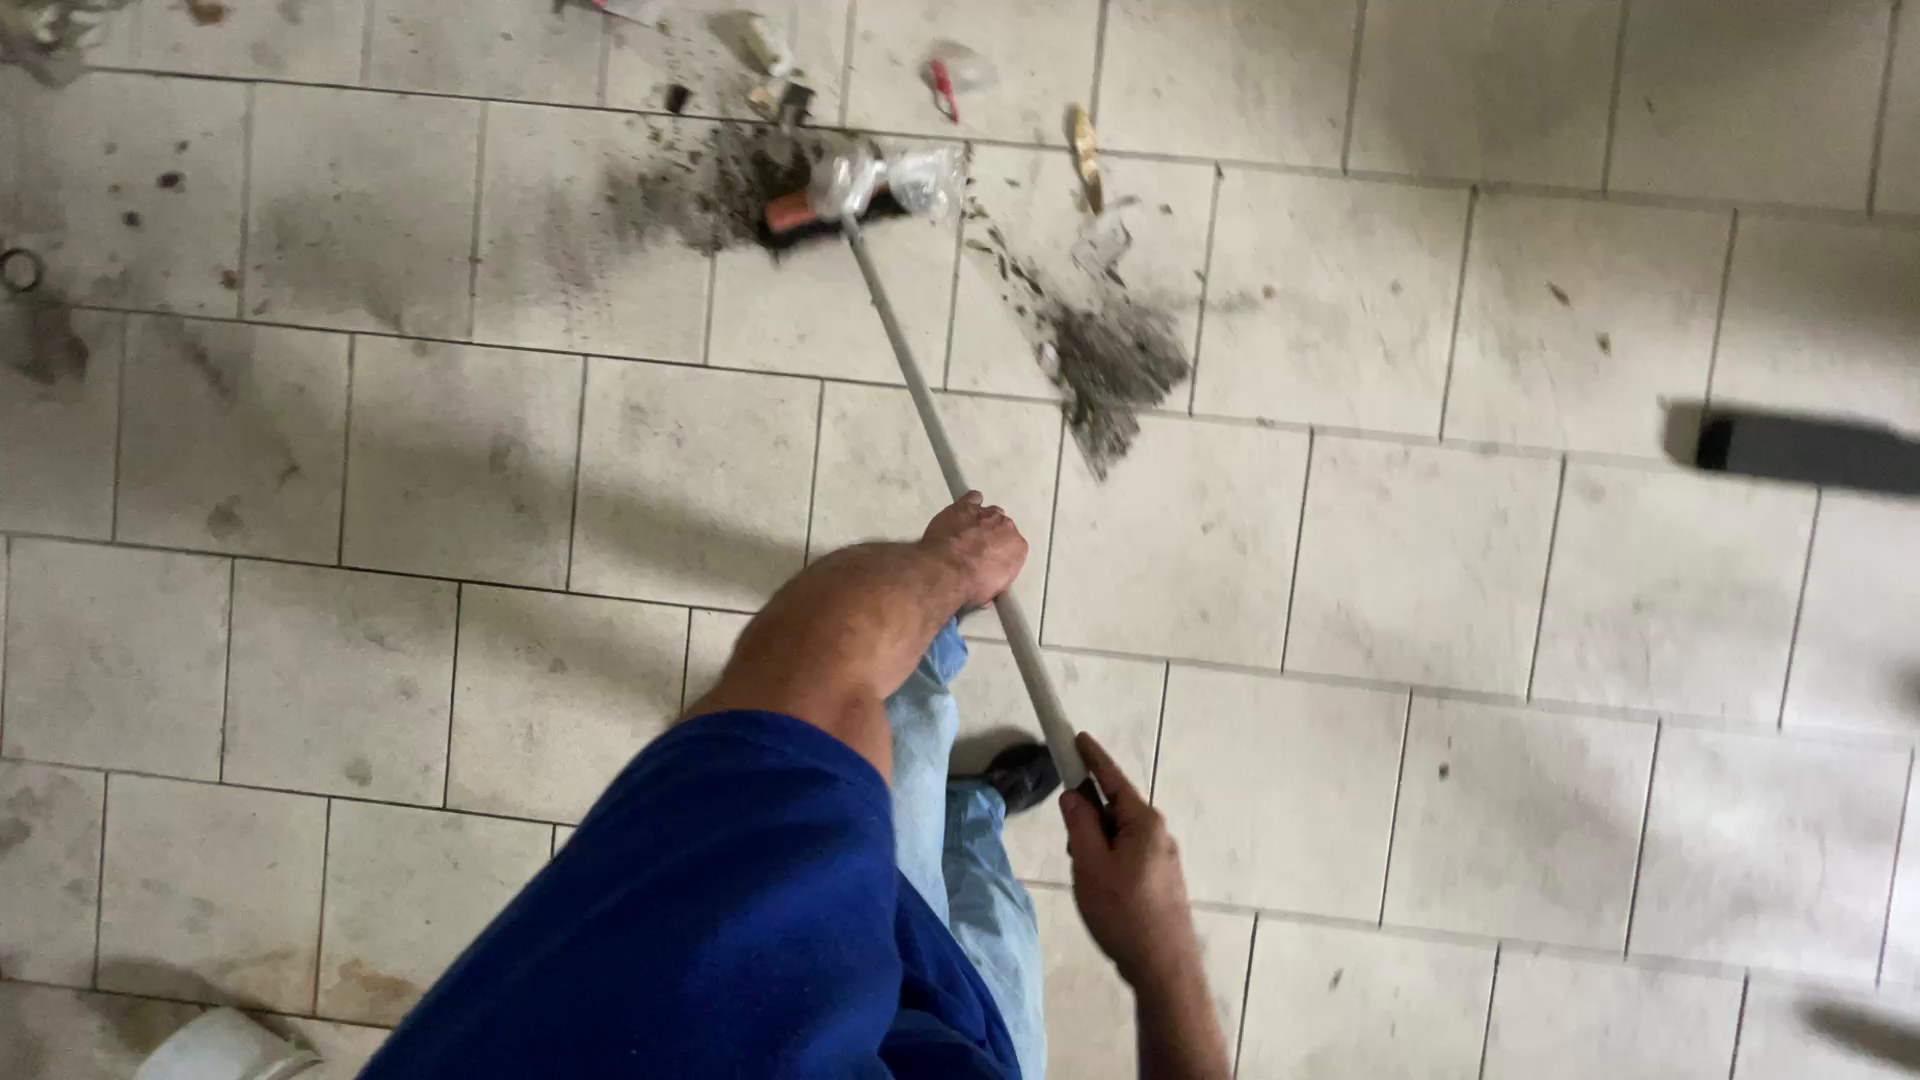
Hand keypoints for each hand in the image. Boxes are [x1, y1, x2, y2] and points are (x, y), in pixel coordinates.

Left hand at [918, 491, 1027, 608]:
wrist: (948, 570)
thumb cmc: (971, 585)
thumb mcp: (988, 593)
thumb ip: (992, 585)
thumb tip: (986, 594)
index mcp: (1018, 548)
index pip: (1014, 548)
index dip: (1001, 554)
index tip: (991, 562)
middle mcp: (1006, 526)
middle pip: (1002, 527)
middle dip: (992, 536)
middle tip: (978, 548)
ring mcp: (985, 513)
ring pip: (989, 512)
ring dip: (981, 520)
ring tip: (968, 531)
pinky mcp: (964, 506)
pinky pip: (972, 498)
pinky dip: (970, 503)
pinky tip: (963, 511)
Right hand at [1060, 732, 1203, 987]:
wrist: (1164, 970)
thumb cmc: (1124, 912)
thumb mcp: (1089, 864)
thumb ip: (1079, 824)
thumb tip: (1074, 795)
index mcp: (1143, 822)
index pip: (1111, 778)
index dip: (1091, 757)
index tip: (1076, 736)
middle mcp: (1158, 833)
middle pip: (1113, 809)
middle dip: (1088, 819)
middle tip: (1073, 850)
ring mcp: (1164, 858)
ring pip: (1119, 836)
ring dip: (1097, 847)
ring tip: (1090, 883)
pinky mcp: (1163, 881)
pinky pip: (1128, 856)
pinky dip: (1109, 862)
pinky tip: (1103, 893)